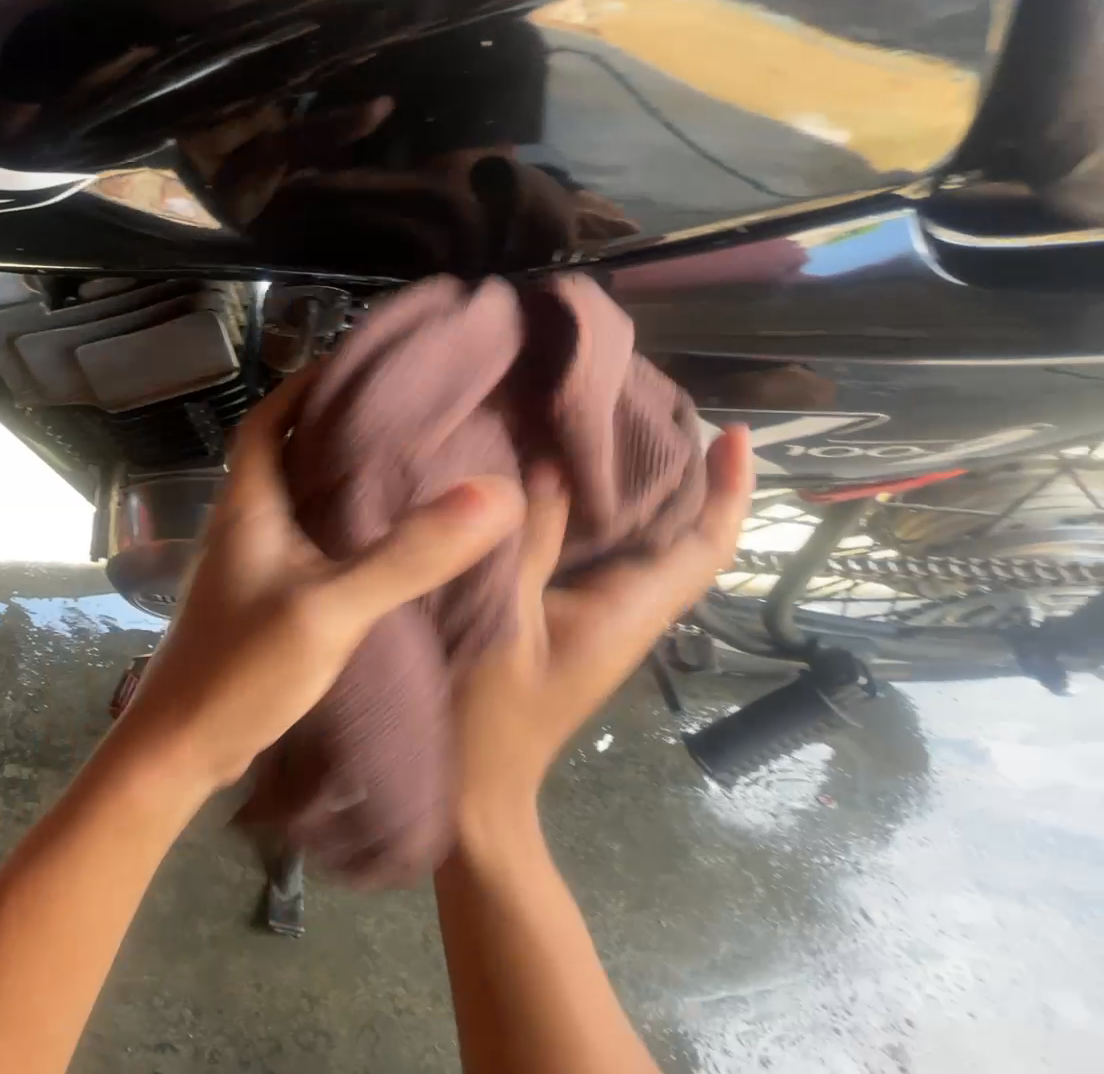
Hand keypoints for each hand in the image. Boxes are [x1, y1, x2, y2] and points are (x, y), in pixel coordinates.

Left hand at [117, 366, 524, 794]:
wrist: (183, 746)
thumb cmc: (241, 671)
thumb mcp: (330, 610)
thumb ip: (407, 556)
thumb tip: (497, 491)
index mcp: (246, 506)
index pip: (269, 419)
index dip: (308, 384)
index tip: (365, 366)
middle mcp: (242, 524)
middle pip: (287, 453)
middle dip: (337, 426)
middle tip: (408, 413)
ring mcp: (249, 565)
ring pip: (298, 500)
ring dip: (341, 478)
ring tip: (410, 464)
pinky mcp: (261, 600)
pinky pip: (306, 544)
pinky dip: (341, 528)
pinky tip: (385, 540)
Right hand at [448, 426, 754, 811]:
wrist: (475, 794)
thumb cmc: (487, 715)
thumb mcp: (501, 621)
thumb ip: (528, 547)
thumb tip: (550, 469)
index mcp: (626, 615)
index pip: (705, 546)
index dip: (730, 489)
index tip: (735, 431)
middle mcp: (626, 618)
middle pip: (677, 540)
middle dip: (678, 477)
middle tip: (635, 416)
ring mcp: (597, 628)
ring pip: (634, 551)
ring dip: (629, 498)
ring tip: (590, 441)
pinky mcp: (566, 632)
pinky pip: (594, 565)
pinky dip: (586, 525)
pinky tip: (545, 501)